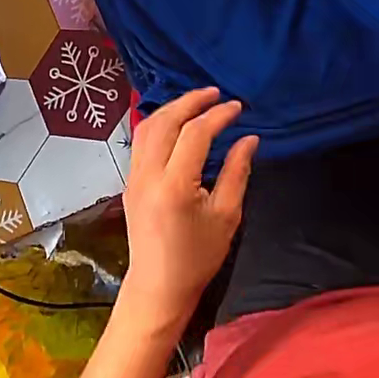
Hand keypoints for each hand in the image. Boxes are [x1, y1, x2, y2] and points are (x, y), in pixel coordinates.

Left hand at [118, 88, 258, 328]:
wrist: (158, 284)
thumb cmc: (197, 257)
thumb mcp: (227, 216)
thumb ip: (237, 172)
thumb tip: (249, 138)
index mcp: (174, 185)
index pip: (195, 134)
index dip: (218, 115)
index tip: (237, 108)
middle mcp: (148, 175)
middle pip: (164, 122)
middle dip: (189, 101)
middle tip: (215, 93)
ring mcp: (133, 177)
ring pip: (146, 128)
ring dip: (171, 109)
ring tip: (197, 102)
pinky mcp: (129, 181)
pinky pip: (140, 142)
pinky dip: (158, 125)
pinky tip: (176, 123)